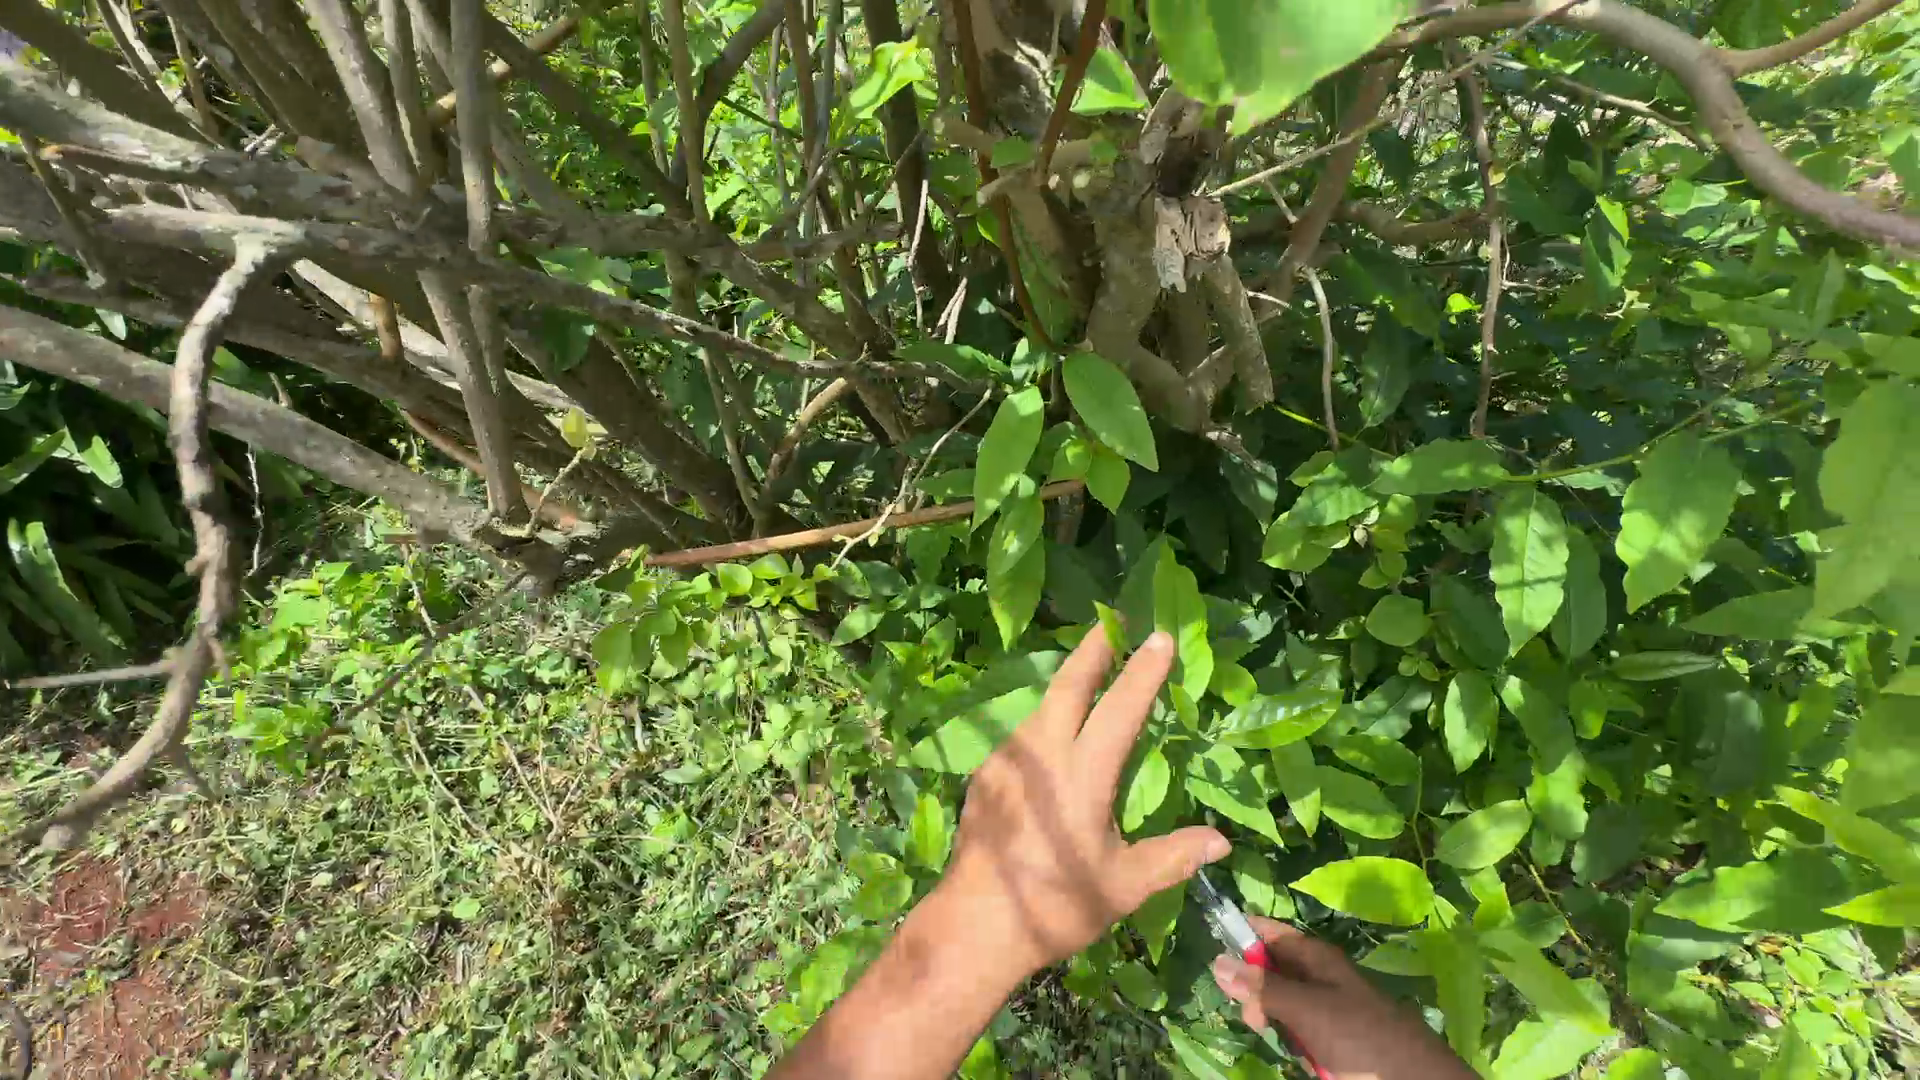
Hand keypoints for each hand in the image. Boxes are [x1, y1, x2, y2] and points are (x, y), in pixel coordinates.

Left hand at [926, 629, 1229, 980]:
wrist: (976, 921)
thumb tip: (1221, 841)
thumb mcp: (1124, 886)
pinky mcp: (987, 772)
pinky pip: (1024, 735)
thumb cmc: (1057, 904)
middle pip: (1069, 684)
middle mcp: (1042, 752)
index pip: (1119, 708)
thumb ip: (1173, 856)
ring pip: (1042, 706)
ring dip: (1068, 684)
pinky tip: (1054, 739)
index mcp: (1083, 773)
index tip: (1158, 637)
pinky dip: (1046, 721)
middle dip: (1094, 648)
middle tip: (1113, 621)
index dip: (1142, 671)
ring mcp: (1008, 759)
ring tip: (1090, 675)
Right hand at [1212, 917, 1476, 1079]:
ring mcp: (1327, 1011)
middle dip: (1255, 992)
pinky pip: (1299, 1034)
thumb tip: (1215, 959)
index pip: (1265, 931)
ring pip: (1280, 1006)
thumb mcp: (1307, 1010)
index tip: (1217, 959)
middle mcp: (1319, 977)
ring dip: (1274, 1024)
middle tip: (1255, 1019)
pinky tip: (1303, 1059)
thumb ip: (1262, 987)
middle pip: (1268, 971)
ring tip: (1284, 1043)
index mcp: (1314, 956)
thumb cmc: (1364, 1040)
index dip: (1240, 937)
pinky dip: (1295, 1045)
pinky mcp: (1334, 1043)